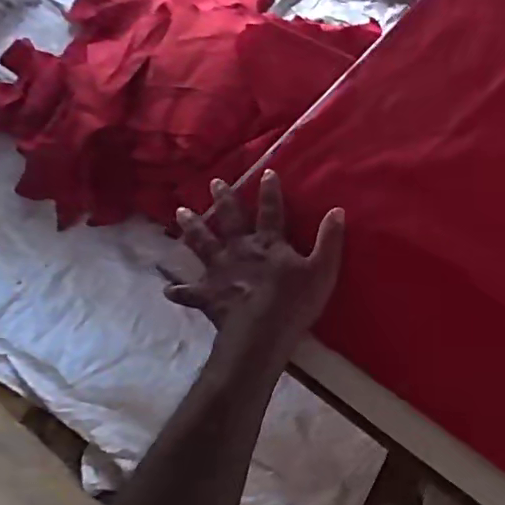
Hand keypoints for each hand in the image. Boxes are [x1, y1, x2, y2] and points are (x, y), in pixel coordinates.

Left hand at [167, 170, 345, 372]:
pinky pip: (189, 292)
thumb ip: (329, 240)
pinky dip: (178, 290)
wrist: (260, 332)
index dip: (270, 192)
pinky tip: (167, 288)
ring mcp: (220, 271)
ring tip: (180, 213)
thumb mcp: (322, 270)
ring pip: (202, 244)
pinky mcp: (207, 295)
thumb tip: (337, 210)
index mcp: (268, 244)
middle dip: (224, 200)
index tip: (266, 172)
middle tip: (214, 182)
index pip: (271, 212)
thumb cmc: (295, 302)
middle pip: (230, 220)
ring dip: (192, 229)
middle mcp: (240, 250)